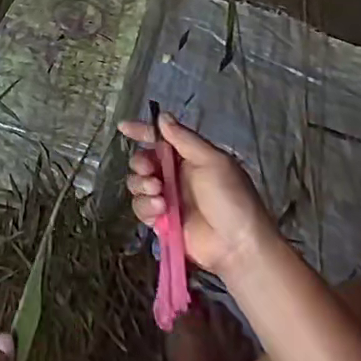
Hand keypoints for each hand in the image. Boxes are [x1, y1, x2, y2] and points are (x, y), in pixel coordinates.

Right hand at [121, 114, 273, 273]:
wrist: (237, 245)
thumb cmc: (230, 198)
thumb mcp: (212, 161)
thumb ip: (184, 139)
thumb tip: (162, 116)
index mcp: (190, 157)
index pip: (161, 139)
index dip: (142, 131)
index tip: (123, 127)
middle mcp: (175, 175)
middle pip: (143, 161)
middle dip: (141, 163)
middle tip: (149, 171)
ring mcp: (167, 198)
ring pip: (137, 184)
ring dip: (142, 185)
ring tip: (159, 194)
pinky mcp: (161, 220)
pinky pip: (141, 207)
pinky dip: (147, 207)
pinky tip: (161, 210)